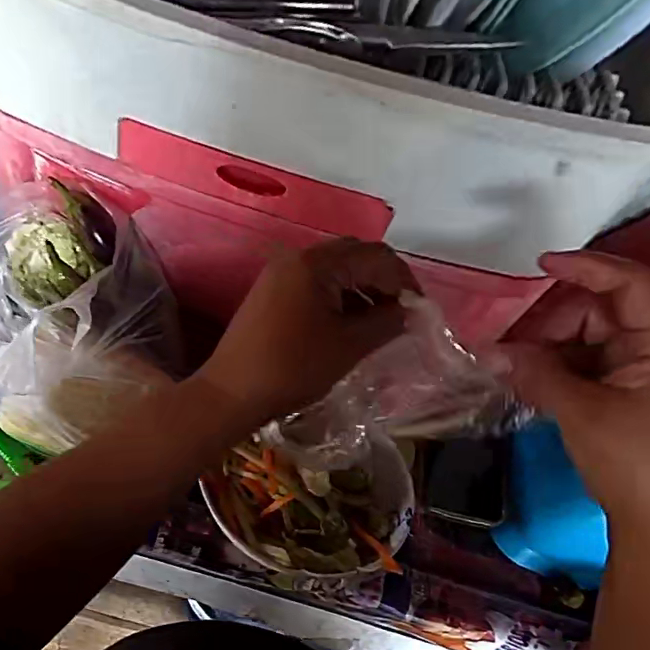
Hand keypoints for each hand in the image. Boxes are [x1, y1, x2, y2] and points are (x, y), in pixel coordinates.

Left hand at [197, 238, 417, 424]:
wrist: (231, 393)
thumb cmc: (292, 368)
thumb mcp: (348, 346)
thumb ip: (385, 322)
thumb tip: (406, 311)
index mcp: (316, 263)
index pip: (375, 257)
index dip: (403, 281)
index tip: (419, 309)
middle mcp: (295, 259)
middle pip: (352, 257)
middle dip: (381, 281)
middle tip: (399, 313)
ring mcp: (277, 275)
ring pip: (331, 271)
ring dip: (358, 290)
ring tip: (375, 324)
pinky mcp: (267, 294)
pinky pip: (311, 285)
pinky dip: (334, 298)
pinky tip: (345, 325)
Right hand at [498, 251, 649, 522]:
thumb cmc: (636, 461)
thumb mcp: (581, 412)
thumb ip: (536, 374)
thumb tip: (492, 353)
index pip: (630, 284)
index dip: (587, 267)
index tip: (540, 265)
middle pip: (601, 312)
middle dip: (552, 321)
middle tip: (508, 344)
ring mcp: (643, 374)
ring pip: (588, 340)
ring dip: (548, 349)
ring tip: (510, 367)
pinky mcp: (627, 396)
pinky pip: (586, 367)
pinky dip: (555, 369)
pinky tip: (526, 381)